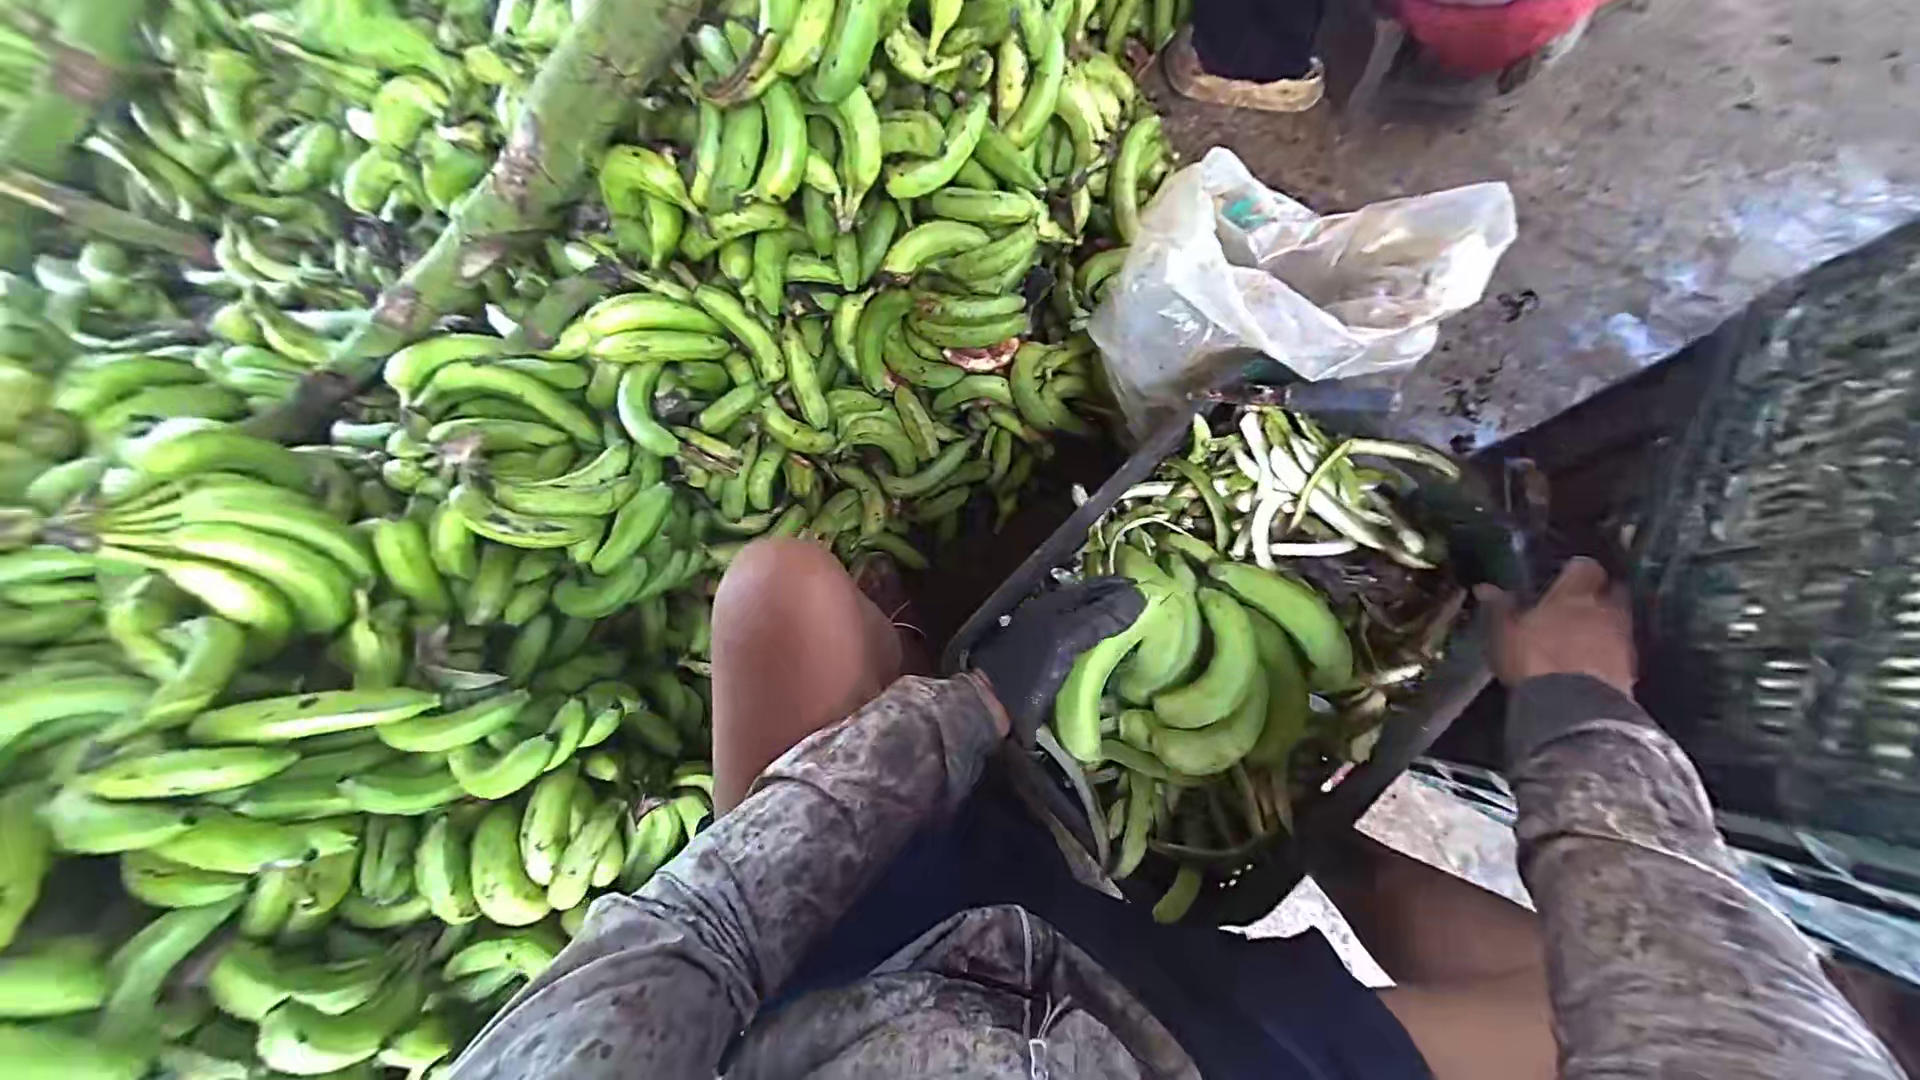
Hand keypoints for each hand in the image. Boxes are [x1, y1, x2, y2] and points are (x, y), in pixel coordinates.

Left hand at [964, 577, 1145, 743]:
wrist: (992, 704)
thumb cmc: (1030, 669)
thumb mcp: (1067, 639)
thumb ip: (1099, 619)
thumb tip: (1138, 597)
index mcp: (1051, 605)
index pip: (1091, 589)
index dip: (1116, 587)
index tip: (1144, 590)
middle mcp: (1046, 615)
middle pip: (1085, 601)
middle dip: (1112, 600)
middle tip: (1142, 605)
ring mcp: (1042, 637)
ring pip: (1079, 619)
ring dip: (1103, 618)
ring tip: (1128, 624)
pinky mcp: (1042, 659)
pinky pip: (1074, 639)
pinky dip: (1093, 637)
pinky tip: (1103, 647)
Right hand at [1474, 556, 1635, 695]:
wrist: (1573, 703)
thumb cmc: (1532, 659)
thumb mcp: (1503, 632)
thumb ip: (1498, 607)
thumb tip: (1485, 588)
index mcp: (1573, 596)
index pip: (1585, 567)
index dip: (1576, 568)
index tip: (1564, 572)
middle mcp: (1604, 610)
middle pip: (1612, 589)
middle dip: (1598, 591)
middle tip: (1575, 599)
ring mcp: (1621, 637)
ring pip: (1617, 617)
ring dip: (1602, 619)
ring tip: (1579, 628)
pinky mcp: (1630, 663)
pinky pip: (1618, 643)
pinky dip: (1606, 644)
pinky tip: (1587, 654)